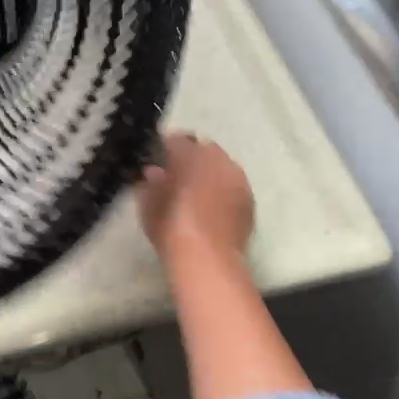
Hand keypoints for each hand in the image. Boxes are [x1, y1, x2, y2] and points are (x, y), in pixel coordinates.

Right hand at [136, 131, 253, 259]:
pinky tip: (212, 202)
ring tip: (197, 186)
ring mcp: (239, 182)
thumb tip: (155, 171)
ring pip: (224, 166)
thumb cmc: (170, 225)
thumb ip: (152, 182)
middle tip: (177, 169)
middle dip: (193, 154)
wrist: (207, 259)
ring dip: (211, 170)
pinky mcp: (250, 203)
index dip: (166, 145)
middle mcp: (220, 163)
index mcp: (192, 156)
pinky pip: (234, 185)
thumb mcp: (148, 202)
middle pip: (206, 148)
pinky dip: (223, 188)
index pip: (178, 139)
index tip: (157, 154)